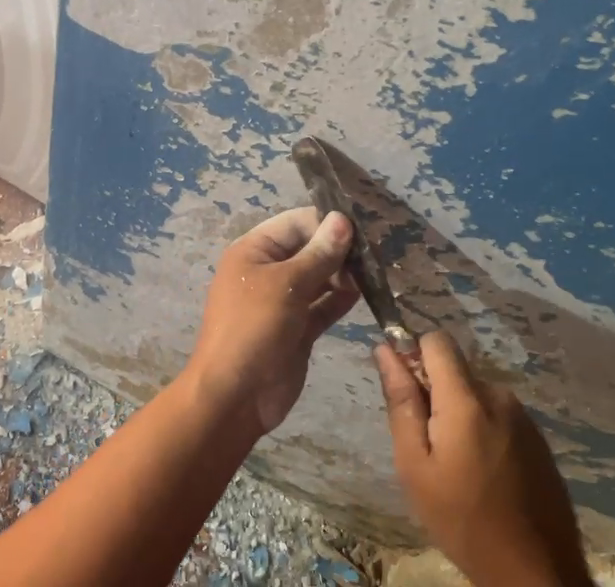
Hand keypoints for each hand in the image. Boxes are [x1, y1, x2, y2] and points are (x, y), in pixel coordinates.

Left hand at [182, 208, 360, 436]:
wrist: (234, 396)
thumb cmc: (253, 328)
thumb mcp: (286, 285)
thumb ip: (318, 254)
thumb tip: (342, 219)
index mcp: (254, 251)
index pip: (294, 223)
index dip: (326, 222)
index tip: (364, 226)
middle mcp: (268, 270)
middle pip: (309, 248)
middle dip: (340, 248)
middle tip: (380, 250)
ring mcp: (284, 300)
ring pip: (319, 277)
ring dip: (345, 273)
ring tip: (380, 270)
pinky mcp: (299, 327)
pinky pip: (323, 305)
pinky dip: (342, 298)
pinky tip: (368, 292)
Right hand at [376, 333, 592, 586]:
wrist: (534, 573)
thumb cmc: (462, 519)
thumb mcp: (414, 465)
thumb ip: (401, 402)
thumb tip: (385, 351)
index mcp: (467, 400)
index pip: (437, 341)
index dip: (414, 354)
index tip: (405, 389)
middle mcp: (500, 397)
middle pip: (456, 370)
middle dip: (435, 393)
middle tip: (427, 444)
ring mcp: (524, 418)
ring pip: (477, 394)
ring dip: (460, 414)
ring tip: (456, 465)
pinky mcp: (539, 440)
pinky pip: (499, 416)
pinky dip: (483, 431)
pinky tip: (483, 474)